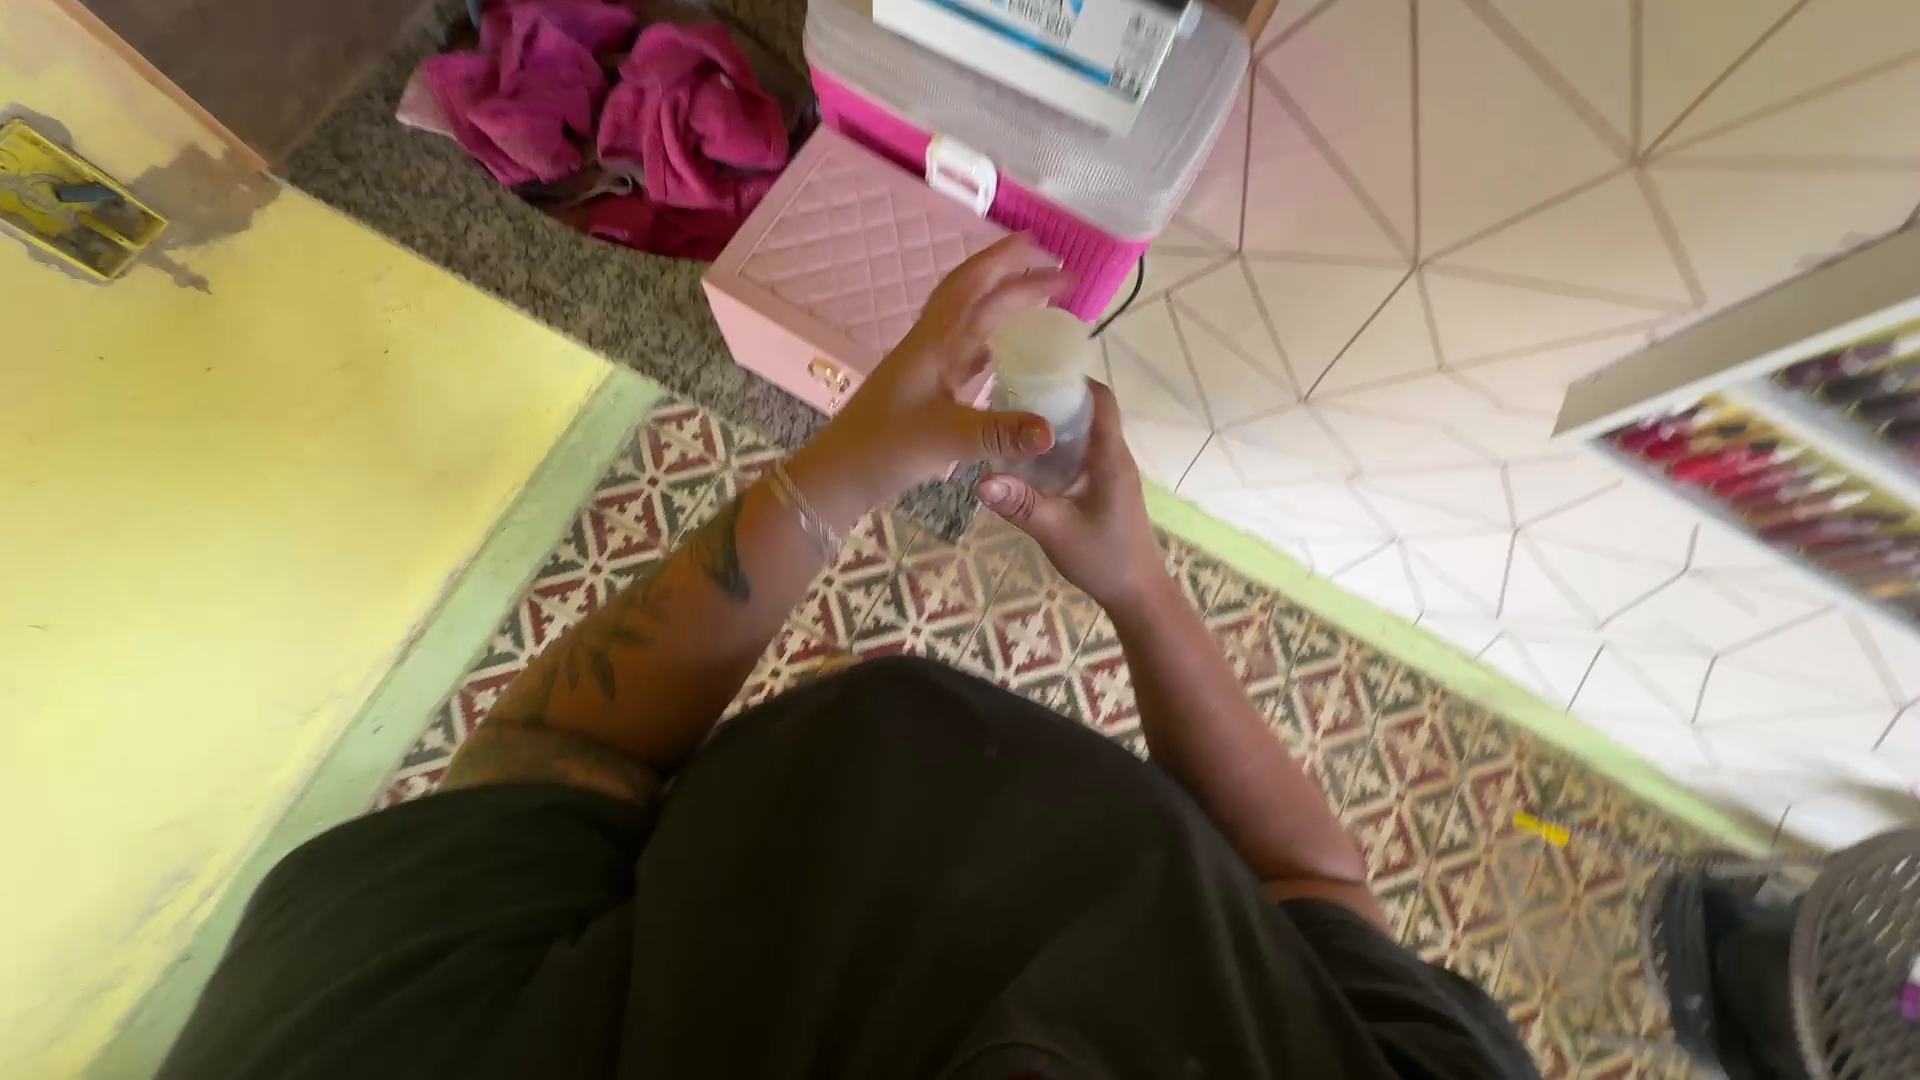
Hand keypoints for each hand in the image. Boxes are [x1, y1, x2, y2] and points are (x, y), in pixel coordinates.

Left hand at [793, 236, 1072, 512]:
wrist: (839, 474)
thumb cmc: (882, 449)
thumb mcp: (944, 439)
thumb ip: (999, 433)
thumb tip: (1051, 431)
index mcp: (933, 344)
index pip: (977, 289)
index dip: (1011, 265)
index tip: (1048, 251)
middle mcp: (931, 346)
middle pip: (974, 297)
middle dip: (1014, 277)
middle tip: (1056, 271)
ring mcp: (928, 368)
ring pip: (971, 324)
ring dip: (1004, 308)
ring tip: (1040, 304)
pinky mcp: (927, 391)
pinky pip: (966, 356)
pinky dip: (992, 346)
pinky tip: (1008, 354)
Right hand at [976, 381, 1168, 614]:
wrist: (1136, 593)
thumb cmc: (1103, 559)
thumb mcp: (1056, 532)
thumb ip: (1021, 505)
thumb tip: (981, 480)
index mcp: (1110, 458)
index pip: (1101, 400)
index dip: (1072, 379)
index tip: (1035, 371)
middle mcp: (1114, 457)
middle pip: (1089, 410)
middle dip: (1054, 398)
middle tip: (1011, 396)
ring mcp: (1111, 473)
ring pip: (1084, 433)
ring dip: (1055, 424)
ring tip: (1013, 421)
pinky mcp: (1104, 488)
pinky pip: (1081, 454)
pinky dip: (1057, 448)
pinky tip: (1028, 459)